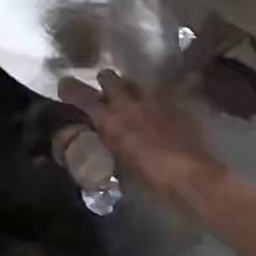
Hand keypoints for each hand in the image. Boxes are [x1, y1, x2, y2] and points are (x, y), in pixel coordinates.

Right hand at [59, 69, 225, 199]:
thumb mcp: (121, 163)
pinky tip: (165, 107)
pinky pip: (166, 91)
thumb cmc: (151, 178)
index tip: (64, 86)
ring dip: (132, 88)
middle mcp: (128, 102)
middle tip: (107, 92)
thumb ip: (110, 142)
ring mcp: (154, 98)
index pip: (80, 95)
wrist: (191, 176)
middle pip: (108, 76)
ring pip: (136, 81)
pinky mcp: (177, 100)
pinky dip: (161, 98)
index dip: (70, 88)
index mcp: (109, 119)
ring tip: (136, 99)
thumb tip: (105, 135)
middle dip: (105, 82)